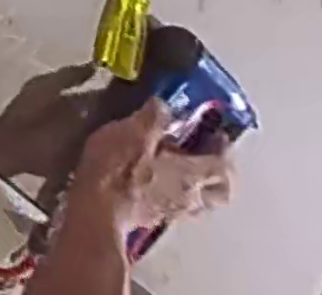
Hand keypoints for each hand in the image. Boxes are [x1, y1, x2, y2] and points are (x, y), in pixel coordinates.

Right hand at [65, 98, 233, 234]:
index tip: (218, 133)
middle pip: (221, 189)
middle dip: (220, 172)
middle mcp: (191, 196)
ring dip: (201, 183)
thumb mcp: (133, 132)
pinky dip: (180, 191)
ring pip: (203, 200)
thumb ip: (153, 117)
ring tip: (183, 164)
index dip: (224, 149)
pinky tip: (161, 180)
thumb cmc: (117, 167)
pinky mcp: (157, 216)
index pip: (223, 165)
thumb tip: (165, 104)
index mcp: (190, 175)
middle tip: (207, 152)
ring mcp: (175, 210)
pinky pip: (182, 205)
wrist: (97, 207)